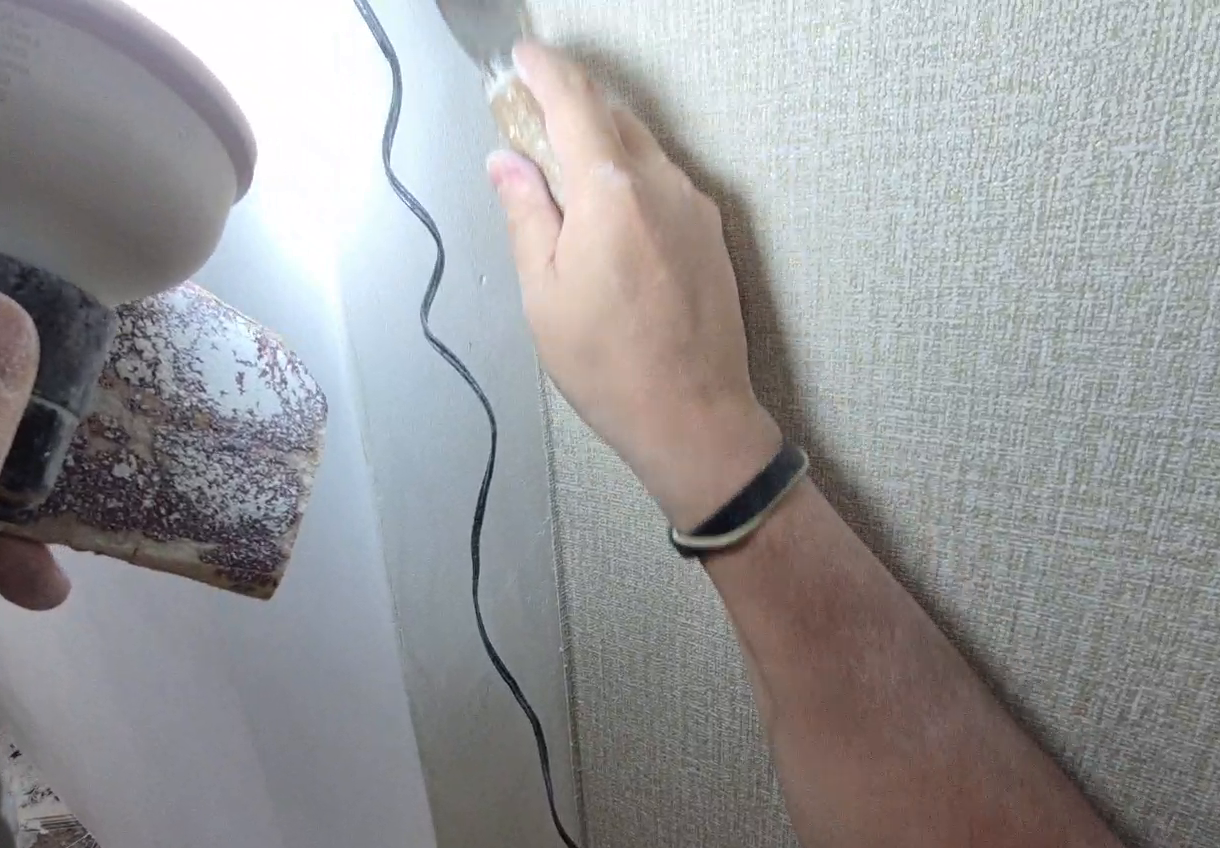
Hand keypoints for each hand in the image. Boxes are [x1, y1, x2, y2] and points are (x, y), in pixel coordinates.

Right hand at [490, 42, 782, 526]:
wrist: (692, 416)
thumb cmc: (611, 368)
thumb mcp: (545, 297)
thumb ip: (526, 217)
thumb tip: (507, 163)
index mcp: (611, 195)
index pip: (574, 103)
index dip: (542, 73)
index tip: (520, 59)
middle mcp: (662, 186)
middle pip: (612, 117)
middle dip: (568, 108)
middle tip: (530, 123)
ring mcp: (695, 208)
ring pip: (642, 149)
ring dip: (601, 146)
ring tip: (566, 178)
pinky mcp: (712, 234)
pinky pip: (665, 183)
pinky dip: (631, 178)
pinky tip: (610, 216)